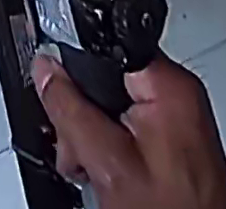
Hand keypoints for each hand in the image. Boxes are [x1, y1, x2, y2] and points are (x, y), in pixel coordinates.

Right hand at [33, 53, 225, 208]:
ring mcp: (180, 120)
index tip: (60, 94)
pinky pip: (131, 126)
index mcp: (169, 85)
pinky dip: (112, 147)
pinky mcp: (176, 143)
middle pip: (109, 76)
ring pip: (116, 104)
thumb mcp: (108, 164)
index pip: (107, 47)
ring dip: (93, 134)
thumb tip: (45, 70)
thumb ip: (71, 110)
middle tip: (79, 151)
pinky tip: (108, 177)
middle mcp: (179, 94)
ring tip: (92, 171)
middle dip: (82, 112)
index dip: (77, 71)